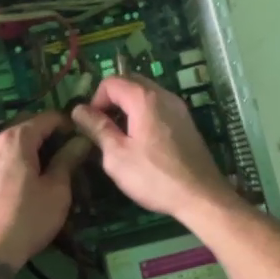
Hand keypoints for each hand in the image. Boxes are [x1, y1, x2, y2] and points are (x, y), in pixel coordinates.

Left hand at [0, 112, 92, 265]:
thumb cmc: (28, 218)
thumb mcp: (56, 189)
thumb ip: (68, 160)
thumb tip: (81, 141)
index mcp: (17, 139)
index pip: (47, 117)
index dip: (68, 123)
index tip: (84, 137)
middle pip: (29, 125)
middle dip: (52, 133)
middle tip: (73, 151)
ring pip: (17, 141)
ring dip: (37, 146)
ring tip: (58, 165)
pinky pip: (8, 155)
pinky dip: (24, 158)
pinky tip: (37, 177)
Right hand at [72, 76, 237, 221]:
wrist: (201, 196)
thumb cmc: (154, 177)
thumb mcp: (117, 155)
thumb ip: (97, 128)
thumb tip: (78, 109)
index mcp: (144, 99)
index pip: (111, 82)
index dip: (95, 100)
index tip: (92, 125)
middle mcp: (164, 95)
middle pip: (130, 83)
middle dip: (112, 102)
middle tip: (104, 129)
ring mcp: (179, 108)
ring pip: (146, 95)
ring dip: (128, 109)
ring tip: (121, 139)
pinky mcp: (186, 122)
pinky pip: (159, 107)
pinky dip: (145, 116)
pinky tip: (142, 144)